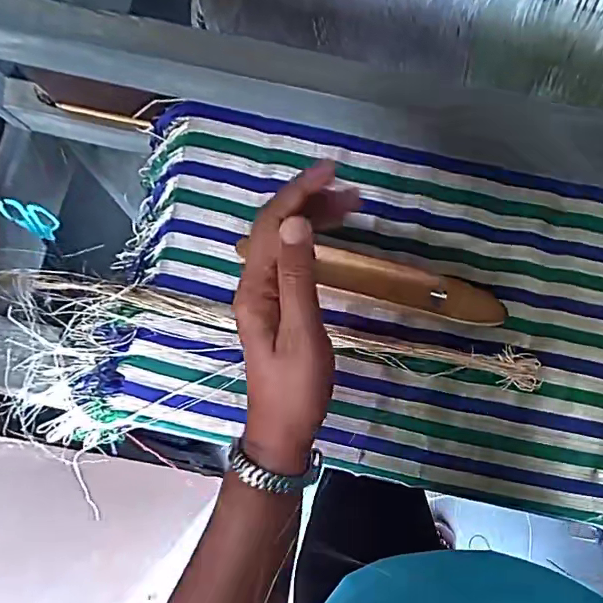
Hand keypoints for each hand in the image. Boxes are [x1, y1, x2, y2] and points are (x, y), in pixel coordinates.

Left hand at [233, 162, 359, 475]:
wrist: (282, 431)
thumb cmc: (296, 389)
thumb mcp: (302, 334)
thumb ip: (299, 279)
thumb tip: (295, 224)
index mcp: (255, 290)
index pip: (271, 226)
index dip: (299, 193)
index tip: (332, 171)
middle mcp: (253, 287)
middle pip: (273, 230)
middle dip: (307, 202)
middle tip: (350, 192)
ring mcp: (262, 299)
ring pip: (281, 245)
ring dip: (309, 221)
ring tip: (348, 209)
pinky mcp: (274, 310)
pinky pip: (287, 263)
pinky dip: (308, 244)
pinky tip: (325, 241)